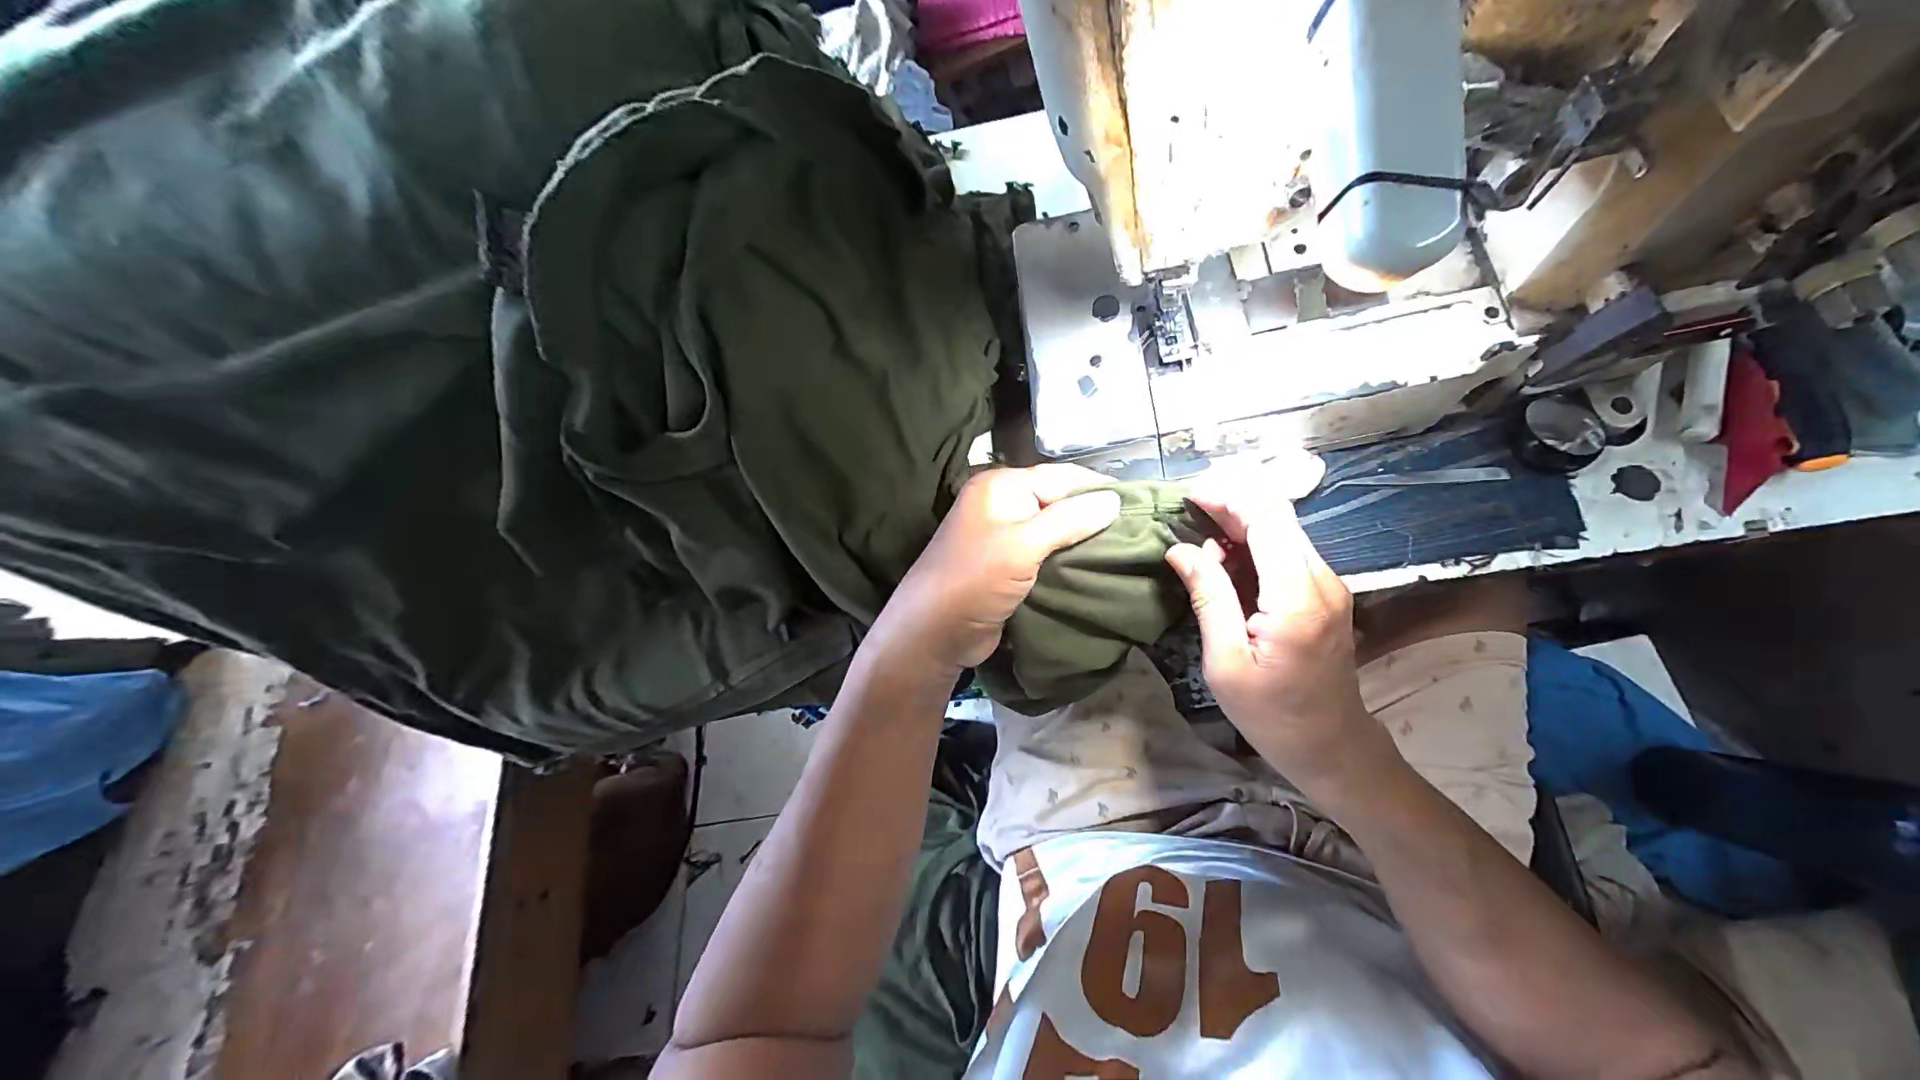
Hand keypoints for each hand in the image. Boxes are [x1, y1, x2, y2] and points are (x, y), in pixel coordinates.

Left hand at [872, 464, 1121, 673]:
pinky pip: (1046, 555)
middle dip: (1094, 515)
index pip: (1061, 477)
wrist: (934, 631)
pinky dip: (1068, 559)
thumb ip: (1068, 519)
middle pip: (1059, 501)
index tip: (1142, 505)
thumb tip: (1114, 500)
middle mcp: (1002, 505)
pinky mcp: (1007, 565)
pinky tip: (1098, 568)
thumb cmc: (975, 579)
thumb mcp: (1023, 545)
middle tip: (1140, 532)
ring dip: (1084, 540)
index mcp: (1001, 486)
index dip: (1099, 490)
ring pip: (1055, 530)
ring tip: (1128, 550)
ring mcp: (1003, 536)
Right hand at [1164, 462, 1395, 791]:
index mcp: (1296, 596)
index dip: (1227, 498)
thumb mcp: (1225, 662)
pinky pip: (1286, 553)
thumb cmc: (1272, 714)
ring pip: (1283, 531)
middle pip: (1278, 517)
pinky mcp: (1324, 594)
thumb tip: (1181, 549)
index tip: (1188, 498)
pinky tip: (1225, 564)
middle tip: (1186, 516)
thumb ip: (1208, 598)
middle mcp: (1321, 580)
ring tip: (1199, 543)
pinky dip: (1253, 547)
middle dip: (1231, 507)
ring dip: (1240, 527)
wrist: (1331, 745)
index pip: (1267, 520)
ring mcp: (1328, 585)